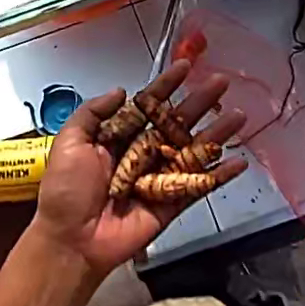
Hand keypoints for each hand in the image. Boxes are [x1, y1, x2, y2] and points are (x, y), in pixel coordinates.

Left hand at [31, 61, 247, 275]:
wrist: (70, 238)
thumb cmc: (65, 190)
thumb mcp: (71, 141)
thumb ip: (94, 112)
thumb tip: (122, 90)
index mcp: (120, 136)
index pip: (148, 105)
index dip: (166, 85)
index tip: (184, 67)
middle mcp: (143, 152)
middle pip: (177, 122)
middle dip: (200, 102)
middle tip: (221, 83)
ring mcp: (160, 177)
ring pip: (194, 150)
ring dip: (218, 133)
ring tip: (240, 116)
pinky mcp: (171, 202)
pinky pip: (199, 186)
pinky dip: (220, 176)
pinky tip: (239, 162)